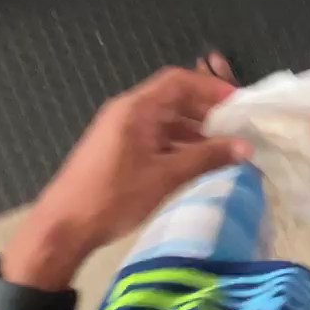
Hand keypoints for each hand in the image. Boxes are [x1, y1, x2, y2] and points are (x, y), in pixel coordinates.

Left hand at [9, 67, 251, 286]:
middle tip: (238, 127)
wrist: (63, 228)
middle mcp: (128, 112)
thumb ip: (206, 158)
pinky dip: (179, 145)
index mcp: (135, 108)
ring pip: (166, 121)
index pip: (178, 81)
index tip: (240, 103)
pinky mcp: (120, 151)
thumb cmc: (113, 197)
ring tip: (225, 147)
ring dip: (195, 131)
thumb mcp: (165, 177)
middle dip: (207, 111)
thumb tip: (246, 148)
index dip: (211, 88)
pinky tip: (198, 162)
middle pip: (174, 99)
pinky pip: (156, 138)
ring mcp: (122, 132)